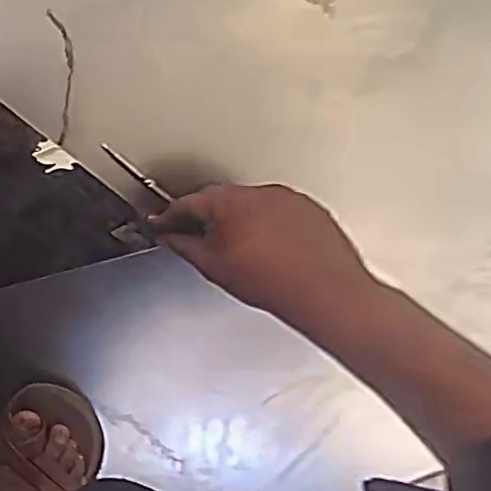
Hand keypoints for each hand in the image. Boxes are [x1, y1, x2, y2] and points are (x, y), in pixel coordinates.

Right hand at [152, 184, 380, 319]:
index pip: (188, 202)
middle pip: (219, 199)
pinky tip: (261, 247)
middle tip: (191, 235)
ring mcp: (290, 200)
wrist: (328, 295)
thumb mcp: (211, 265)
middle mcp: (262, 194)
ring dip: (234, 219)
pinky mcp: (311, 211)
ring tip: (233, 246)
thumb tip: (172, 237)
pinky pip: (275, 210)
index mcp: (232, 202)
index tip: (163, 224)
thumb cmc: (276, 282)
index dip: (169, 216)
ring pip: (248, 203)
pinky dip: (263, 223)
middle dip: (203, 216)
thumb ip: (182, 244)